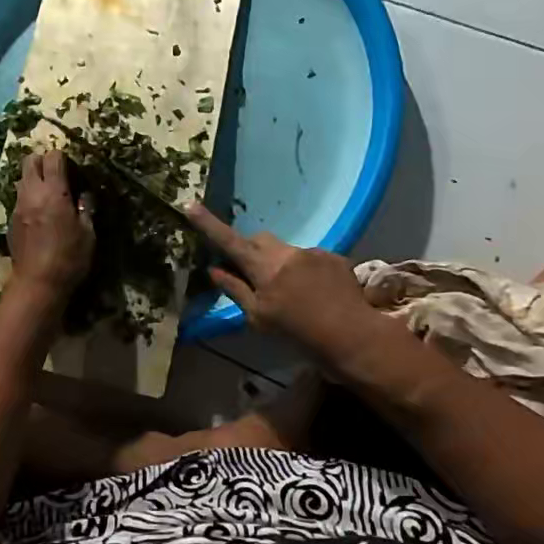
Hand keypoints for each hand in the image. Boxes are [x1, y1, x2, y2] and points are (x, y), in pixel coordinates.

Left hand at [9, 150, 94, 294]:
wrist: (38, 283)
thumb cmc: (69, 258)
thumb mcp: (88, 234)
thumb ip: (86, 209)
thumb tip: (85, 195)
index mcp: (53, 193)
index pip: (53, 158)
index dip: (62, 157)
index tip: (72, 168)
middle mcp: (31, 194)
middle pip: (29, 161)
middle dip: (42, 161)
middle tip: (57, 174)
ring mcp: (17, 207)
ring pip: (22, 180)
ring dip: (34, 180)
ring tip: (49, 194)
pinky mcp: (10, 221)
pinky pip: (19, 199)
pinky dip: (29, 199)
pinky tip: (40, 215)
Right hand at [186, 203, 378, 362]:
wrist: (353, 337)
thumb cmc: (299, 335)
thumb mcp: (259, 319)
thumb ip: (235, 290)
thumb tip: (214, 270)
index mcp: (264, 269)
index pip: (229, 242)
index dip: (208, 225)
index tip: (190, 205)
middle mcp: (287, 253)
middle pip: (259, 240)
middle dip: (251, 250)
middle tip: (252, 275)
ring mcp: (313, 252)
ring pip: (285, 250)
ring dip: (280, 264)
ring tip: (292, 293)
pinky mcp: (334, 257)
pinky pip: (309, 257)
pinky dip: (304, 270)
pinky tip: (314, 293)